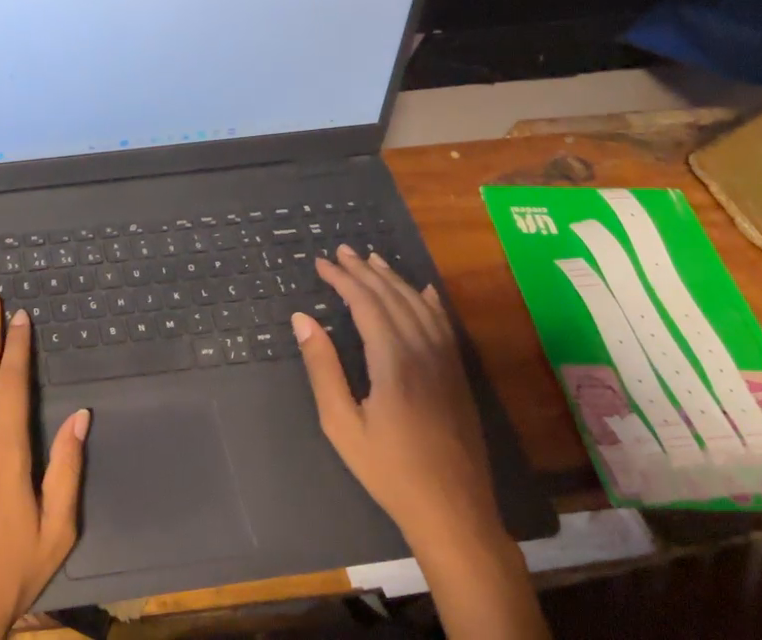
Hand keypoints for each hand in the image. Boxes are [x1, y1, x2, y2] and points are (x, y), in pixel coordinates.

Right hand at [291, 246, 498, 543]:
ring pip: (421, 306)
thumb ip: (323, 368)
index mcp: (393, 362)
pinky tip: (423, 290)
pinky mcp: (459, 376)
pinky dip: (430, 301)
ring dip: (395, 280)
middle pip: (394, 298)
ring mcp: (447, 363)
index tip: (320, 263)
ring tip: (373, 261)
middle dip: (365, 272)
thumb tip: (303, 319)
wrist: (453, 509)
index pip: (366, 304)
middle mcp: (424, 352)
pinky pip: (444, 325)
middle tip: (341, 252)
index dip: (343, 279)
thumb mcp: (341, 424)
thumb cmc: (388, 469)